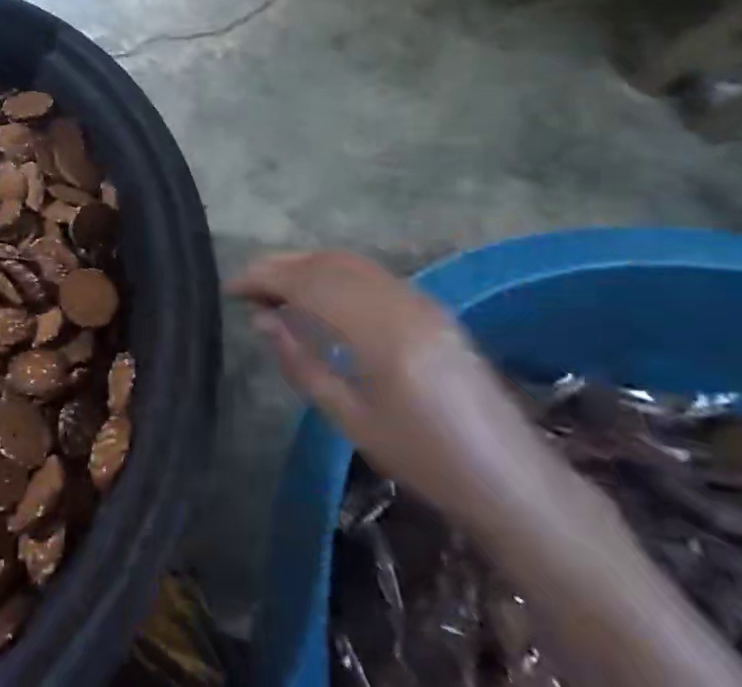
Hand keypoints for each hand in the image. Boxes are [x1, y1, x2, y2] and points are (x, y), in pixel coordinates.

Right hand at [230, 251, 560, 525]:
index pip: (309, 285)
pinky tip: (316, 293)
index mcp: (381, 335)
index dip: (264, 279)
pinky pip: (371, 274)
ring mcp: (421, 301)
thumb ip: (302, 364)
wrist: (510, 479)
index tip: (230, 288)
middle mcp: (402, 304)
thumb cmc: (424, 460)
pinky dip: (333, 272)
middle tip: (244, 284)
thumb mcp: (351, 420)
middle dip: (280, 266)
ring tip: (271, 285)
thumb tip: (261, 321)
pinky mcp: (430, 308)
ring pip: (350, 263)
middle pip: (328, 264)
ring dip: (305, 265)